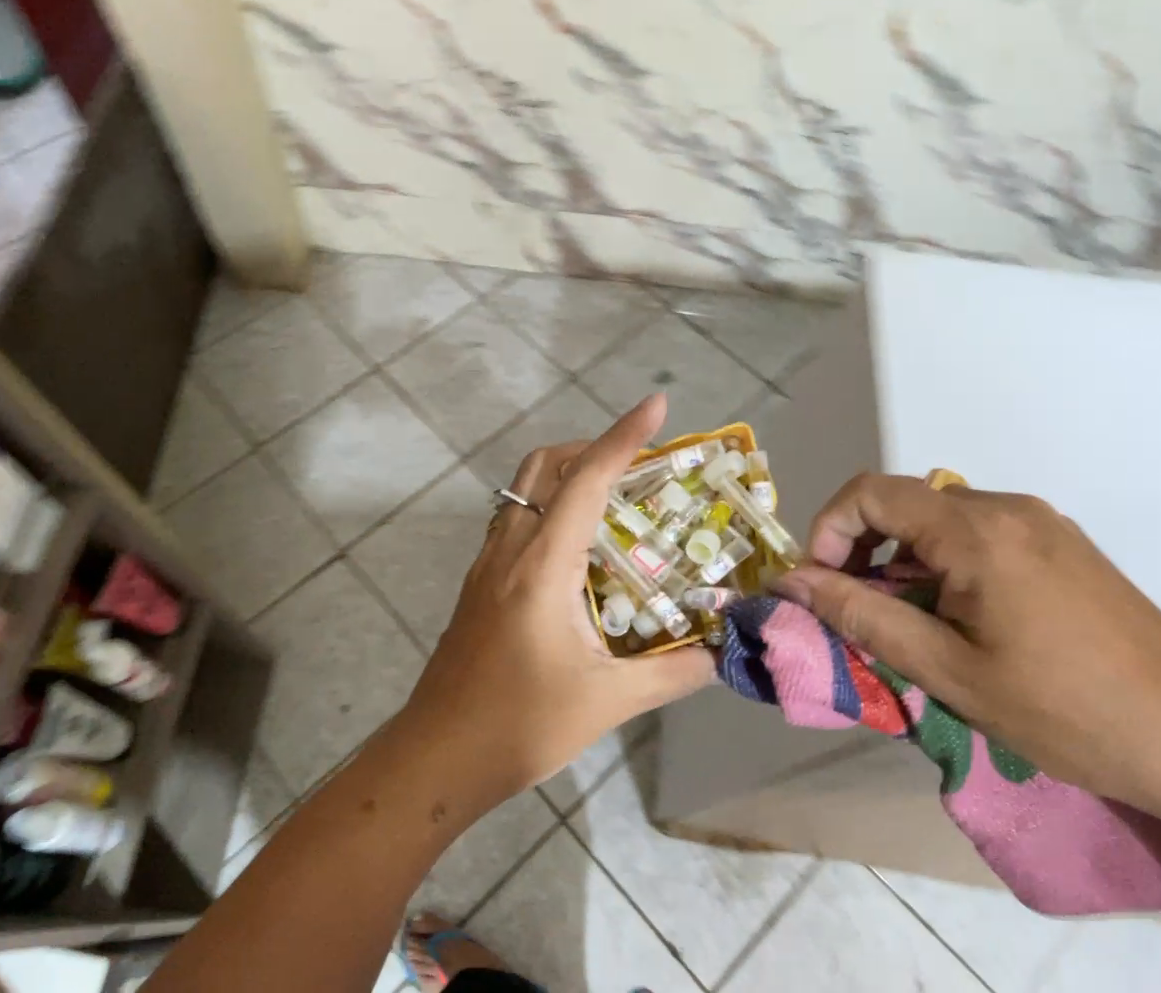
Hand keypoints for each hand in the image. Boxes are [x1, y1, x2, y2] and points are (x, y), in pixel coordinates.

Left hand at [401, 394, 712, 798]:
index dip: (622, 437)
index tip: (655, 405)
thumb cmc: (520, 725)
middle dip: (590, 449)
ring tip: (618, 507)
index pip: (586, 480)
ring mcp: (486, 567)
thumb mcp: (608, 701)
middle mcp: (508, 551)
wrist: (439, 755)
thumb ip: (671, 673)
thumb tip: (721, 655)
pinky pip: (516, 525)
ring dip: (567, 480)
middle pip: (543, 468)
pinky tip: (582, 557)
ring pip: (524, 494)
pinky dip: (551, 514)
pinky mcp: (478, 587)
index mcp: (541, 566)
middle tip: (640, 469)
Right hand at [773, 474, 1160, 817]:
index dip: (828, 531)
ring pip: (940, 520)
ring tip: (909, 623)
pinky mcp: (1067, 548)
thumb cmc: (1063, 711)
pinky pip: (981, 535)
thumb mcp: (944, 669)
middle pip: (904, 503)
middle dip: (862, 549)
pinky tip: (961, 620)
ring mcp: (1045, 525)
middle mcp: (1010, 508)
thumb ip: (859, 614)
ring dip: (903, 560)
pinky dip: (944, 564)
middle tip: (857, 611)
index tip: (822, 587)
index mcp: (978, 530)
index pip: (870, 493)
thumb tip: (789, 580)